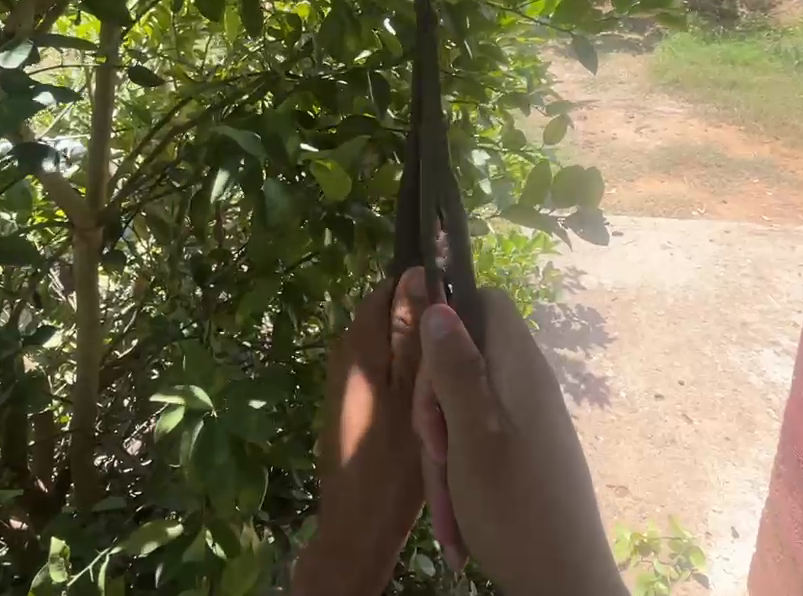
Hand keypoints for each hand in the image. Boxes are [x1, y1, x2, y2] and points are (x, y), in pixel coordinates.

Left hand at [293, 268, 428, 595]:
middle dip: (422, 326)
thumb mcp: (412, 392)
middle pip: (388, 317)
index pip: (387, 289)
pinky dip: (407, 376)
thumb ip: (412, 334)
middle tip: (458, 351)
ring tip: (449, 375)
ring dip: (417, 354)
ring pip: (389, 345)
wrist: (357, 528)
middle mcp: (345, 352)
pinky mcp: (352, 400)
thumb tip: (416, 274)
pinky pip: (384, 369)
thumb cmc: (392, 461)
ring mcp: (346, 378)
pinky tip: (431, 397)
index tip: (455, 313)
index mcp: (357, 344)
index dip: (422, 292)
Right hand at [413, 291, 624, 595]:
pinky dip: (461, 469)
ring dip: (444, 446)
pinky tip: (457, 515)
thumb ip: (455, 366)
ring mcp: (526, 418)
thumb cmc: (514, 504)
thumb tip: (440, 305)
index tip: (427, 364)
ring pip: (465, 405)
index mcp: (518, 364)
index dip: (452, 316)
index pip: (487, 301)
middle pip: (466, 356)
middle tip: (432, 446)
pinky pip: (479, 439)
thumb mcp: (471, 432)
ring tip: (445, 496)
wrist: (565, 585)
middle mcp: (525, 382)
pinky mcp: (523, 451)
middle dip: (436, 400)